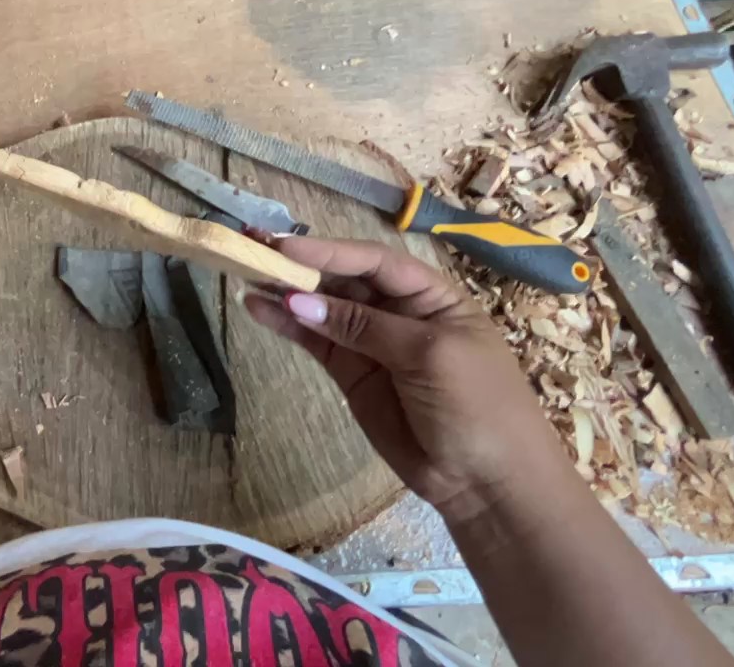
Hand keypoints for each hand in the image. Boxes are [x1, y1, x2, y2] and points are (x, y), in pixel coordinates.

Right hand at [243, 237, 574, 521]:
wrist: (489, 486)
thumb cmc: (478, 408)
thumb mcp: (428, 355)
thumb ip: (362, 325)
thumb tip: (297, 300)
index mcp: (430, 296)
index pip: (374, 261)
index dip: (329, 251)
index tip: (284, 246)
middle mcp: (397, 311)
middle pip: (341, 278)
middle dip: (298, 263)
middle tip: (252, 246)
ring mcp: (370, 342)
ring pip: (320, 306)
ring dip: (284, 290)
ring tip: (243, 273)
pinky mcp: (349, 372)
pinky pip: (312, 339)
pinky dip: (284, 324)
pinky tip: (255, 307)